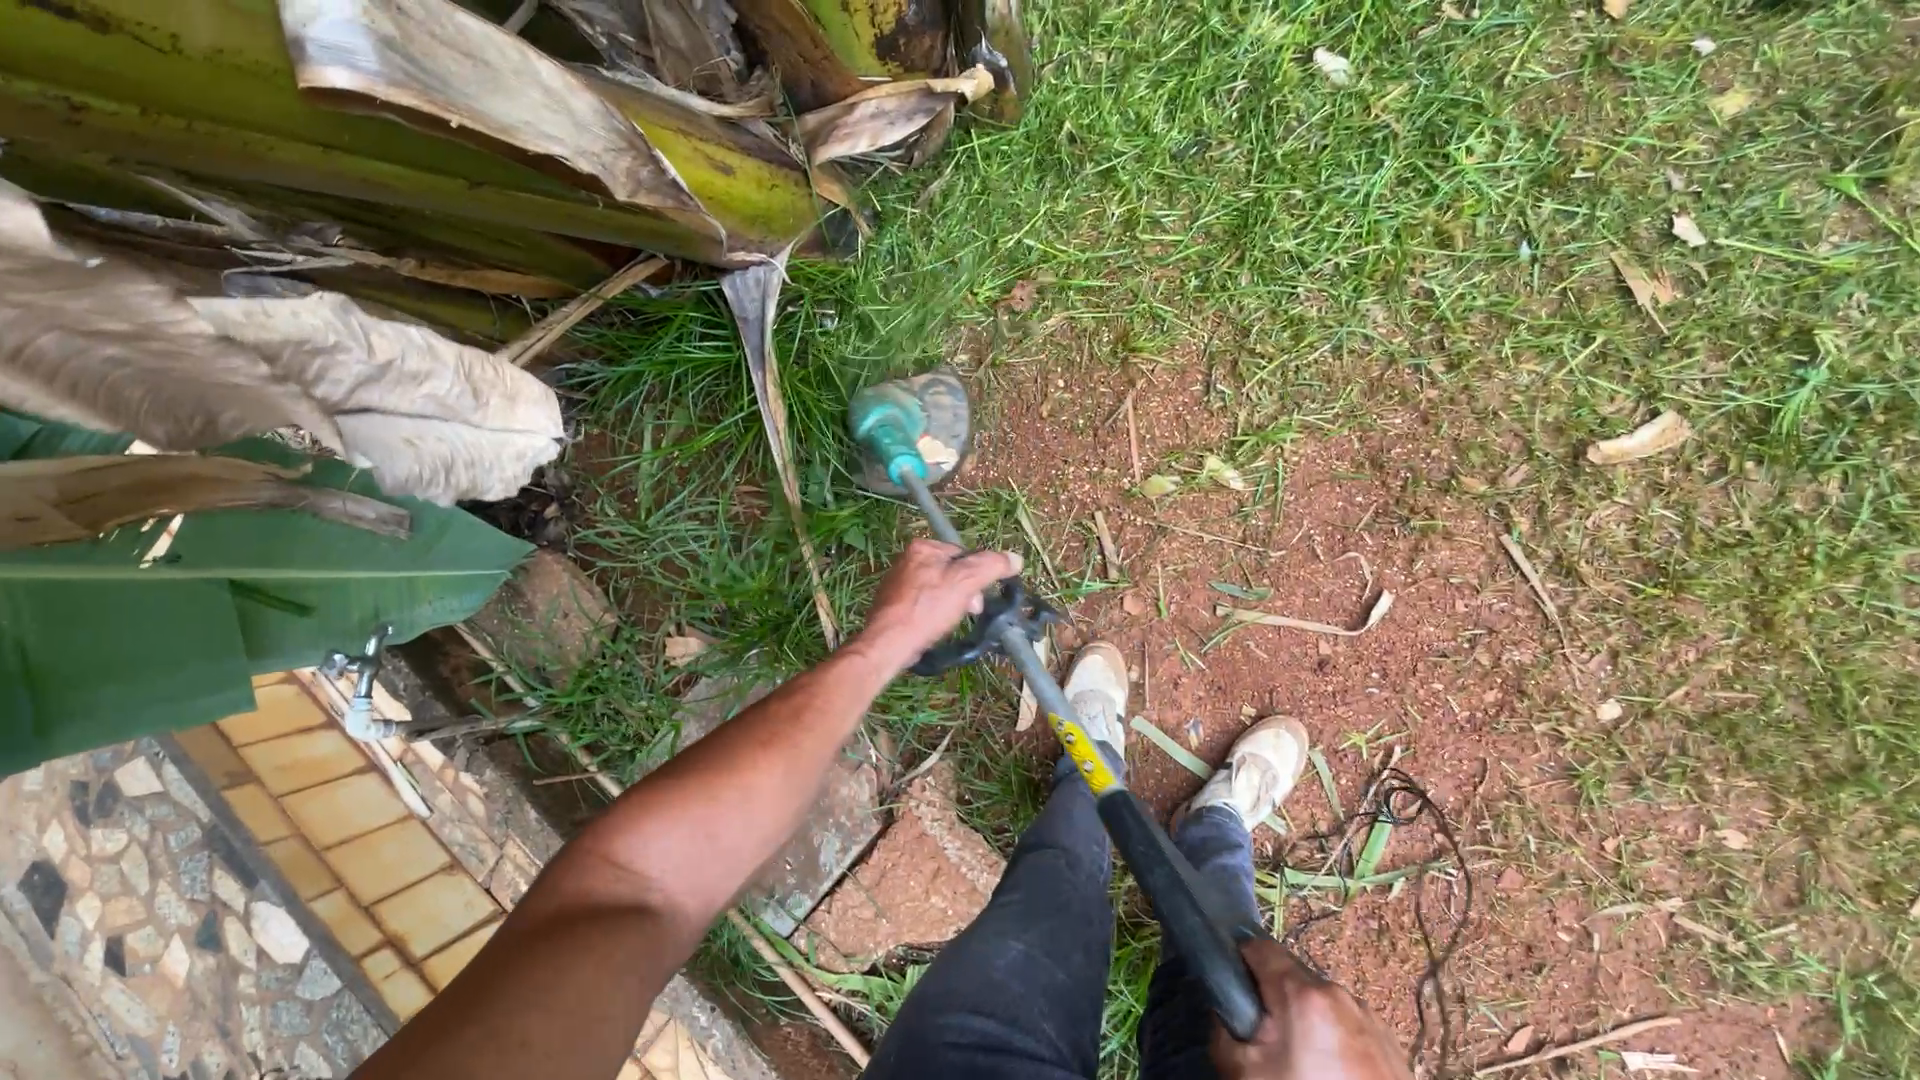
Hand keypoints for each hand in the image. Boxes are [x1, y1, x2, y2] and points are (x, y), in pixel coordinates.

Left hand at [851, 538, 1021, 672]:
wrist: (889, 643)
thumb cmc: (927, 609)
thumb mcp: (965, 582)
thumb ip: (991, 565)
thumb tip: (1015, 558)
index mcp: (923, 547)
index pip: (964, 554)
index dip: (978, 576)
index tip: (979, 598)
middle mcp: (908, 559)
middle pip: (952, 571)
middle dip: (965, 592)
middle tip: (969, 612)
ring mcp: (898, 582)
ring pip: (939, 589)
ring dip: (951, 604)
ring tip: (950, 622)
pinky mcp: (893, 604)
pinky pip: (924, 603)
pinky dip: (933, 614)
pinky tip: (933, 627)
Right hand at [1211, 938, 1411, 1079]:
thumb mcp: (1245, 1075)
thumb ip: (1223, 1032)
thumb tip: (1226, 1012)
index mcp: (1303, 994)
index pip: (1260, 947)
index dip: (1240, 960)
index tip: (1234, 988)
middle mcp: (1338, 993)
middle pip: (1291, 977)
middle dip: (1274, 1001)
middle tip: (1267, 1043)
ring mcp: (1369, 1016)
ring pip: (1320, 1002)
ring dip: (1305, 1020)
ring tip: (1303, 1064)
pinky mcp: (1390, 1041)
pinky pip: (1347, 1024)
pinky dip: (1333, 1038)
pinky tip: (1332, 1074)